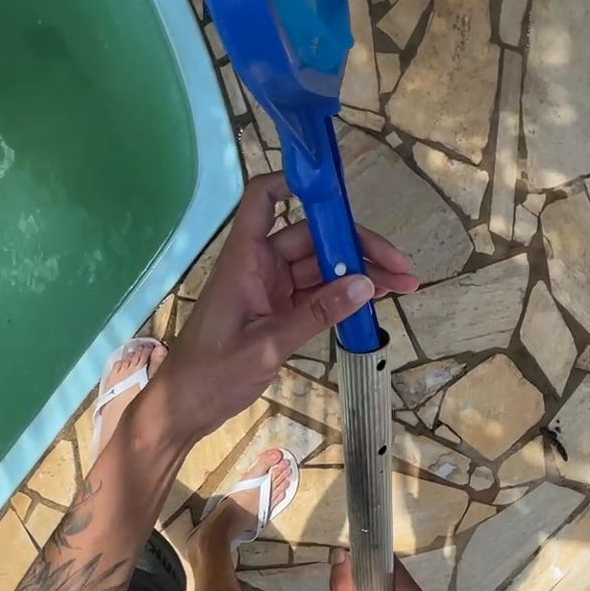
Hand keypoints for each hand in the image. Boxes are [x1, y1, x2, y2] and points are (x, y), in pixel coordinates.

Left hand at [156, 173, 417, 445]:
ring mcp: (269, 288)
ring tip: (403, 285)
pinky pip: (315, 293)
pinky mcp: (276, 310)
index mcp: (244, 259)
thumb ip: (316, 314)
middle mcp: (258, 265)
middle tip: (401, 267)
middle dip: (358, 248)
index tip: (338, 191)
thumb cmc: (213, 373)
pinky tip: (375, 300)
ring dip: (359, 274)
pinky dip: (343, 296)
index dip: (296, 182)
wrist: (186, 408)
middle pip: (312, 237)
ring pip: (320, 267)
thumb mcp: (268, 345)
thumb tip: (365, 284)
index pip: (264, 199)